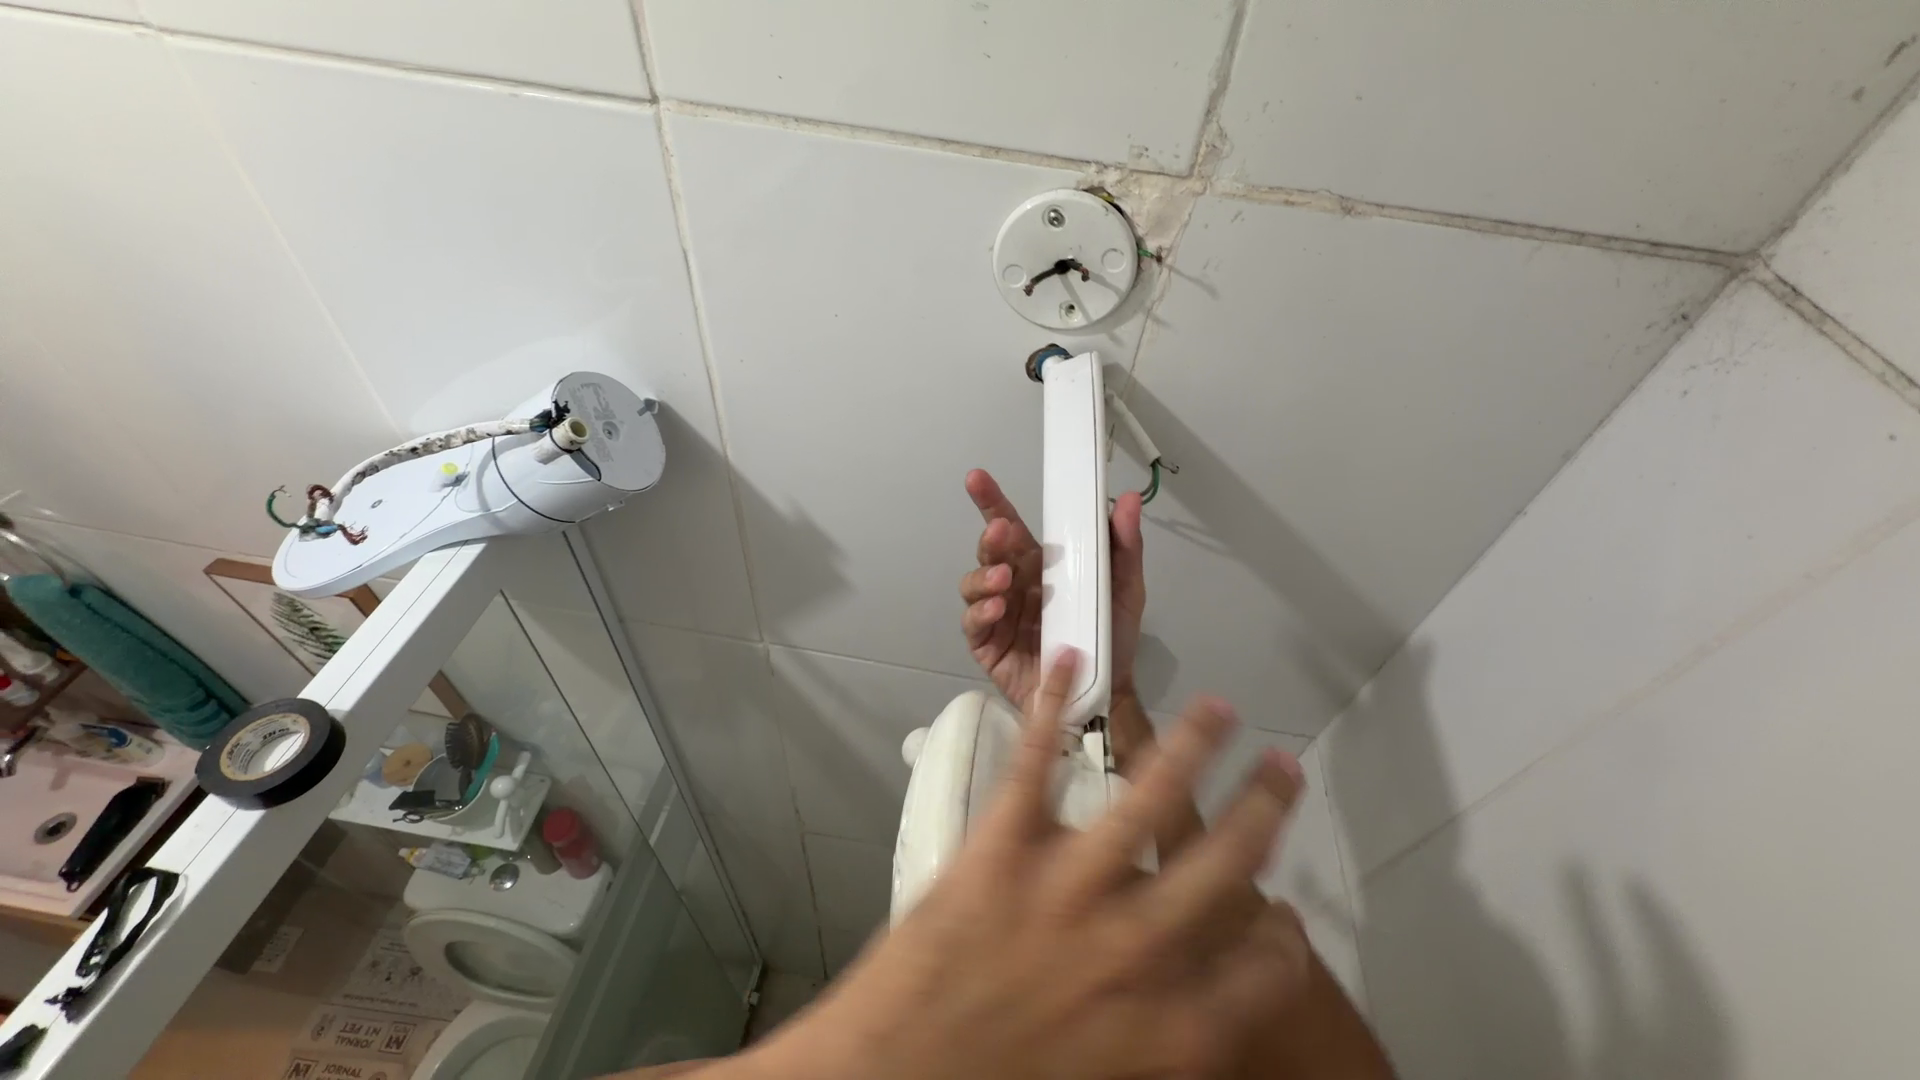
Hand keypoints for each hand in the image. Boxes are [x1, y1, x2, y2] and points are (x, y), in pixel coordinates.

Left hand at [739, 654, 1310, 1079]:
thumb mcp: (1102, 1076)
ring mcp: (1065, 889)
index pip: (1261, 975)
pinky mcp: (1000, 848)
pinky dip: (1053, 706)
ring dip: (1191, 745)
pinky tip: (1070, 663)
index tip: (1287, 916)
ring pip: (1147, 798)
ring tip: (1218, 708)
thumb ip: (1154, 1028)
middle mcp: (1133, 949)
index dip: (1283, 943)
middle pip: (1223, 865)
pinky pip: (1034, 764)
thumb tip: (1181, 983)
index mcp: (1164, 1026)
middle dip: (1263, 809)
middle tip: (1285, 767)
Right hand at [959, 469, 1145, 705]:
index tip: (977, 479)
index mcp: (1040, 567)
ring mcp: (998, 616)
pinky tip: (998, 609)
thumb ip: (1124, 546)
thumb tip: (1126, 499)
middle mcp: (1014, 585)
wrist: (1103, 694)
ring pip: (974, 585)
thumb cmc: (1110, 639)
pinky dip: (981, 613)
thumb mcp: (1124, 589)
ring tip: (1005, 581)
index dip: (992, 503)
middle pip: (989, 553)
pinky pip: (973, 624)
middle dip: (989, 538)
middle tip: (1000, 531)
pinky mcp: (988, 647)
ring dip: (984, 576)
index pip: (1012, 528)